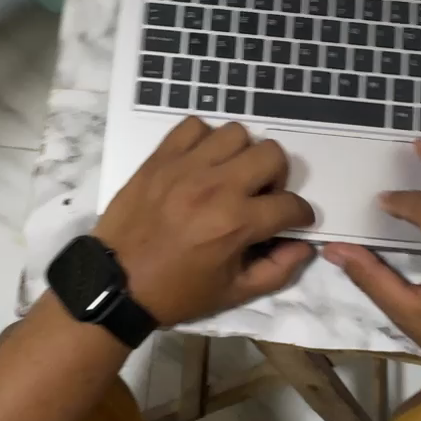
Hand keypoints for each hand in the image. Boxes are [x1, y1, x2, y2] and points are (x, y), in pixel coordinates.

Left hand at [94, 118, 316, 327]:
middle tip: (260, 195)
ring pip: (235, 133)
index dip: (299, 215)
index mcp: (237, 223)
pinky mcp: (160, 158)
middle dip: (277, 176)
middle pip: (271, 154)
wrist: (115, 284)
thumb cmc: (176, 292)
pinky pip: (192, 126)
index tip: (292, 220)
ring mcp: (186, 167)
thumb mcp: (232, 293)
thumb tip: (304, 246)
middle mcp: (216, 187)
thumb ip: (276, 270)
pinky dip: (203, 140)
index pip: (290, 205)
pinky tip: (200, 163)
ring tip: (229, 176)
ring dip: (241, 154)